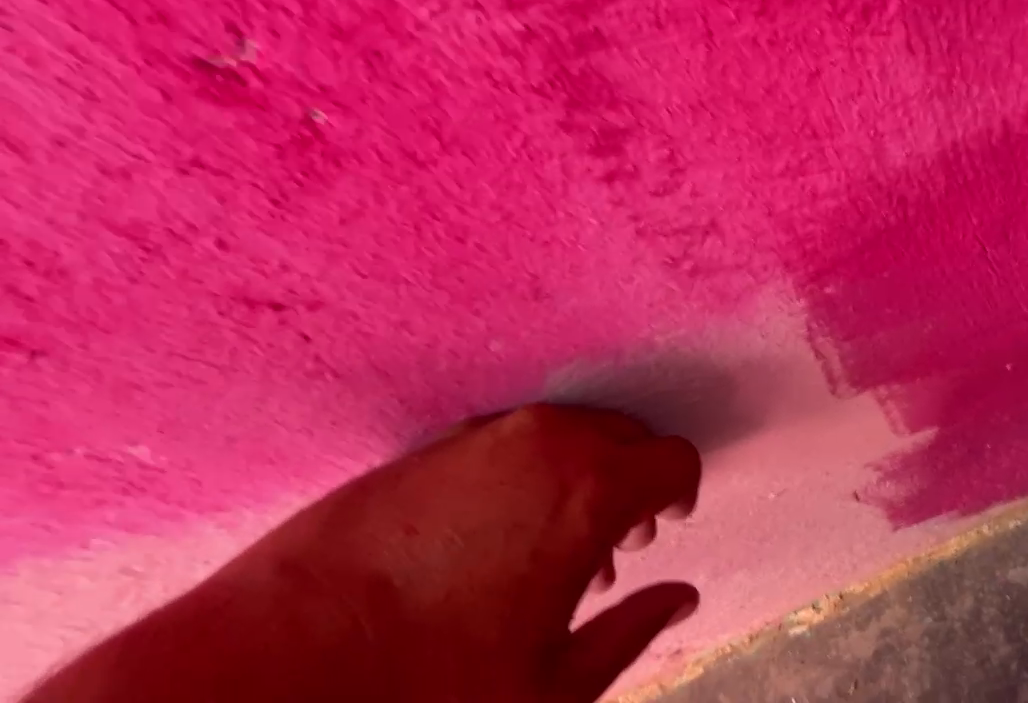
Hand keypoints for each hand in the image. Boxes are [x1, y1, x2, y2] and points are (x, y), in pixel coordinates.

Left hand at [30, 404, 702, 702]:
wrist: (263, 673)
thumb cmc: (427, 690)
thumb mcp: (549, 687)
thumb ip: (632, 631)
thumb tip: (682, 598)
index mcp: (591, 490)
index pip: (674, 459)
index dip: (682, 491)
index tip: (666, 525)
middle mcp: (547, 442)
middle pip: (627, 434)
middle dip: (636, 479)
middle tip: (619, 541)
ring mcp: (485, 437)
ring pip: (569, 431)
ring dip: (584, 472)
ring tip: (554, 543)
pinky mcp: (431, 446)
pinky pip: (512, 440)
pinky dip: (532, 469)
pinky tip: (496, 533)